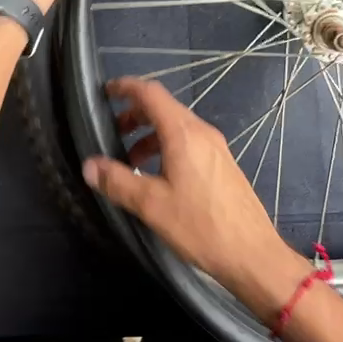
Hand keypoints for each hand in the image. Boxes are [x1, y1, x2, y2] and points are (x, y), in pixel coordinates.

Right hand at [82, 78, 311, 320]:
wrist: (253, 254)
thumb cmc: (201, 226)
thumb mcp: (152, 205)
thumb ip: (118, 182)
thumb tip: (89, 165)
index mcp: (183, 132)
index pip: (150, 93)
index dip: (126, 87)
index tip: (105, 92)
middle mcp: (201, 131)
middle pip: (163, 107)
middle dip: (135, 115)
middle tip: (113, 132)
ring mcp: (215, 147)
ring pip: (176, 126)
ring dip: (150, 134)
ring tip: (131, 161)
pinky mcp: (222, 163)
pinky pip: (188, 142)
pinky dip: (167, 146)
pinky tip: (159, 176)